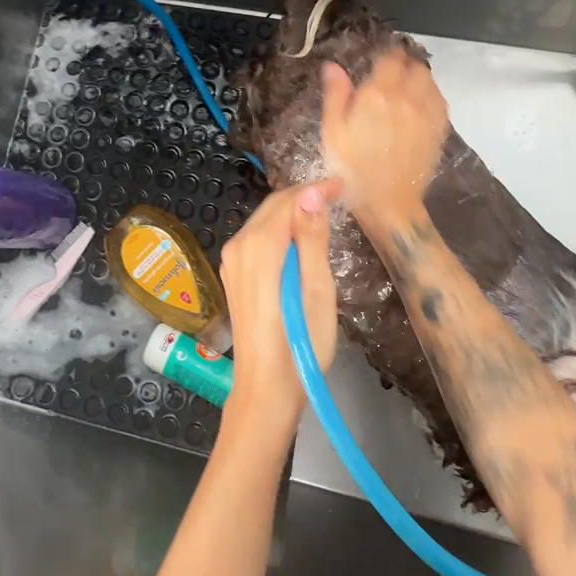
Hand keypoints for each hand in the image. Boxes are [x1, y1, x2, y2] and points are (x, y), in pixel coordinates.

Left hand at [218, 179, 343, 428]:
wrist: (266, 389)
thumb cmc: (300, 343)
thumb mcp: (317, 290)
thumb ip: (313, 239)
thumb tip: (311, 194)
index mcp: (259, 247)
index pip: (289, 201)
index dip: (317, 189)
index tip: (343, 186)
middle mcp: (238, 246)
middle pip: (273, 207)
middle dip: (304, 197)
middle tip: (338, 197)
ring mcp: (232, 262)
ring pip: (264, 221)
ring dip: (292, 213)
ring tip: (324, 215)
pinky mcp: (233, 276)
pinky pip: (257, 239)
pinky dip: (280, 231)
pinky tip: (300, 243)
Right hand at [320, 50, 449, 220]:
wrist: (387, 202)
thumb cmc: (351, 167)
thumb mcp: (332, 131)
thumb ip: (336, 94)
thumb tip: (333, 66)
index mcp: (377, 94)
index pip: (391, 58)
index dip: (387, 54)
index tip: (381, 59)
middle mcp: (407, 98)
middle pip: (415, 66)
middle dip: (404, 65)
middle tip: (392, 73)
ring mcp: (427, 114)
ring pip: (429, 81)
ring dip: (419, 78)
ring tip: (407, 87)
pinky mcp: (439, 130)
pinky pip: (440, 101)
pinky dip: (431, 95)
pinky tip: (420, 105)